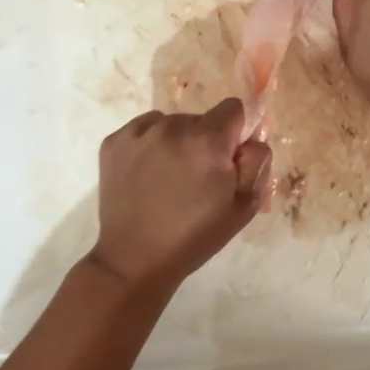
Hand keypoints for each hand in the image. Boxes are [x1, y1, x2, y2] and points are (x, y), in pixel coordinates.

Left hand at [88, 99, 272, 295]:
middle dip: (205, 140)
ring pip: (171, 123)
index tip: (228, 158)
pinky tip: (146, 175)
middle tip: (197, 178)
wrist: (134, 260)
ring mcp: (138, 132)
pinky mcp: (113, 142)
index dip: (235, 133)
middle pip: (201, 118)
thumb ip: (256, 162)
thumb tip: (251, 138)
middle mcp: (172, 126)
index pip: (233, 108)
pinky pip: (143, 129)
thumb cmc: (195, 236)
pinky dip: (149, 145)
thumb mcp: (244, 207)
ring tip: (169, 178)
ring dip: (177, 142)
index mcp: (207, 140)